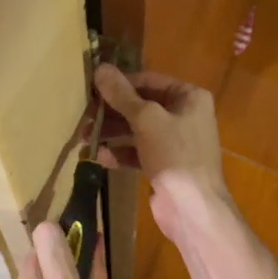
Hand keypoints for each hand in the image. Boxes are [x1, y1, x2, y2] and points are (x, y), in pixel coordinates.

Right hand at [92, 64, 228, 242]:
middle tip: (85, 114)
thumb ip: (122, 94)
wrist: (193, 210)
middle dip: (113, 111)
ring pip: (137, 129)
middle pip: (142, 105)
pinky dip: (120, 152)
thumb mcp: (146, 119)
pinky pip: (138, 152)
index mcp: (189, 97)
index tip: (92, 88)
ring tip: (84, 136)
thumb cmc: (175, 155)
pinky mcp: (164, 165)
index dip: (120, 83)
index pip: (149, 80)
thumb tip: (100, 68)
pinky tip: (99, 157)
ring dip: (112, 132)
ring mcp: (175, 142)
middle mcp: (185, 115)